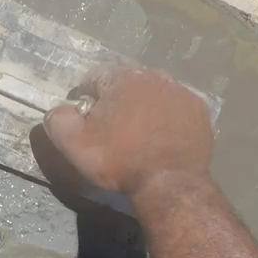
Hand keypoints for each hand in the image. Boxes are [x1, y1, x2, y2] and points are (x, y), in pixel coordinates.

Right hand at [43, 67, 213, 201]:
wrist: (169, 182)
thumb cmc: (119, 161)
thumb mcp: (74, 145)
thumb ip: (58, 120)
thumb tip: (58, 110)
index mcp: (121, 78)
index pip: (94, 78)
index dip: (86, 99)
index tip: (87, 122)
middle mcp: (153, 75)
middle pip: (125, 84)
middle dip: (116, 102)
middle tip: (113, 132)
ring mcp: (180, 91)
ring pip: (152, 94)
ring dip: (143, 109)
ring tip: (139, 137)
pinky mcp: (199, 109)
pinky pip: (175, 107)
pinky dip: (166, 118)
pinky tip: (161, 139)